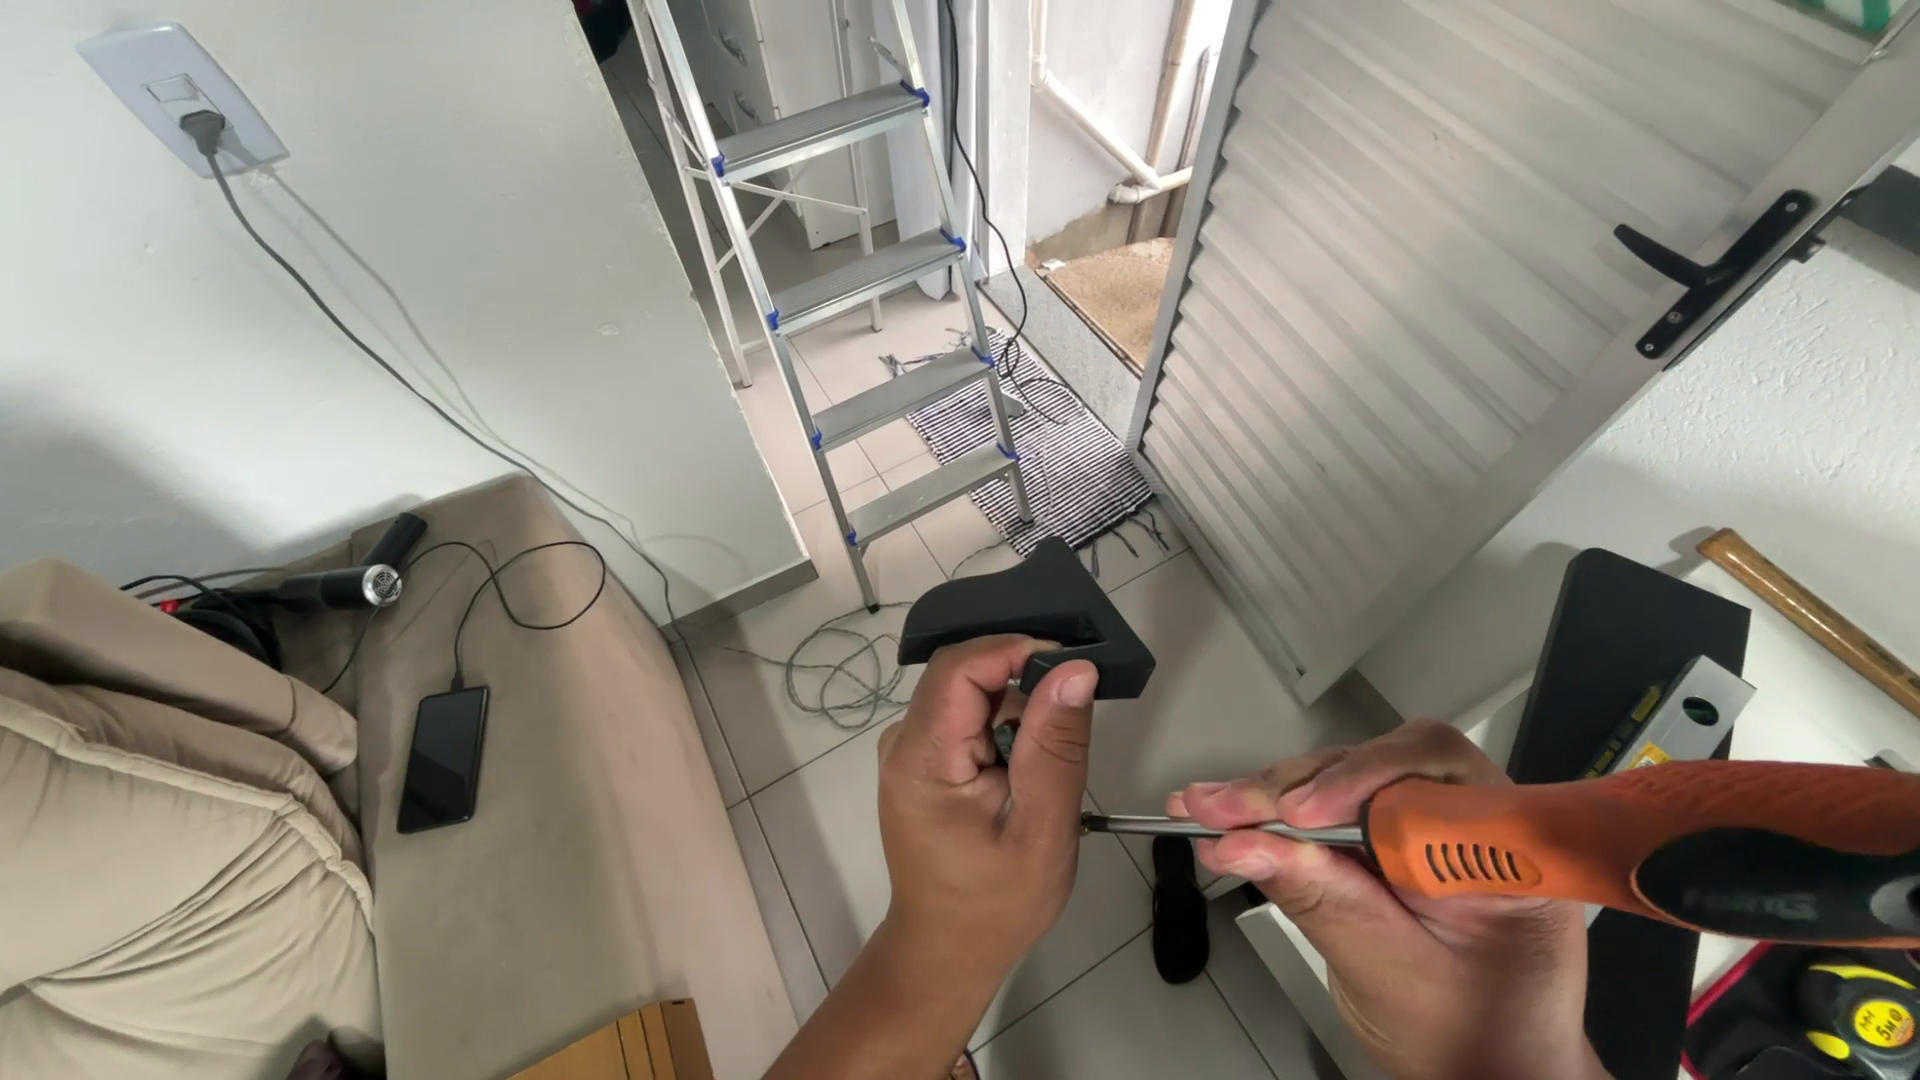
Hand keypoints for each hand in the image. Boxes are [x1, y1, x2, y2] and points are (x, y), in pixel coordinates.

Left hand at [876, 635, 1098, 982]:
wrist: (947, 949)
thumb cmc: (995, 902)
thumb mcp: (1041, 830)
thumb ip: (1056, 747)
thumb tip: (1075, 670)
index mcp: (921, 756)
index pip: (959, 667)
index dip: (1014, 650)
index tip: (1070, 666)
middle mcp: (903, 740)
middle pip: (964, 676)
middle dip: (1022, 683)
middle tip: (1070, 721)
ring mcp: (909, 749)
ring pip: (970, 694)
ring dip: (1016, 709)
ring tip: (1047, 761)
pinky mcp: (923, 759)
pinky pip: (966, 717)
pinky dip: (1003, 728)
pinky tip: (1024, 769)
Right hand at [1172, 721, 1606, 1079]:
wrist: (1479, 1068)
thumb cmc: (1465, 1035)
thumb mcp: (1389, 971)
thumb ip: (1322, 901)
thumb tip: (1241, 845)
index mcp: (1502, 852)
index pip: (1435, 771)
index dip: (1360, 778)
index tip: (1297, 815)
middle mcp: (1463, 819)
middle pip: (1370, 766)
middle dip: (1290, 787)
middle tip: (1221, 809)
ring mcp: (1417, 822)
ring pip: (1333, 778)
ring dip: (1265, 794)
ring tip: (1203, 808)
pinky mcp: (1376, 831)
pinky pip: (1317, 804)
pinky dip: (1263, 812)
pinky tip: (1217, 813)